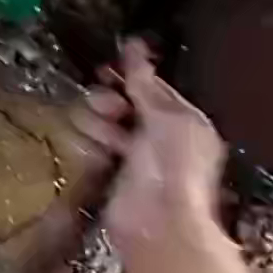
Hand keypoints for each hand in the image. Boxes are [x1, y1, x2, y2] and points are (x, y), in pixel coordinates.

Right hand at [66, 39, 226, 247]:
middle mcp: (159, 136)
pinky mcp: (111, 174)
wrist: (157, 225)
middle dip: (110, 101)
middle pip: (122, 103)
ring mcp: (134, 156)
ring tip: (100, 132)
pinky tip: (92, 148)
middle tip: (110, 108)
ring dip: (98, 124)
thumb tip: (135, 47)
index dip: (130, 75)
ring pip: (103, 124)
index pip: (152, 86)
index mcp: (184, 120)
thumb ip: (146, 84)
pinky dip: (89, 144)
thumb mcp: (166, 118)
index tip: (107, 67)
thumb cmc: (173, 169)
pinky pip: (93, 148)